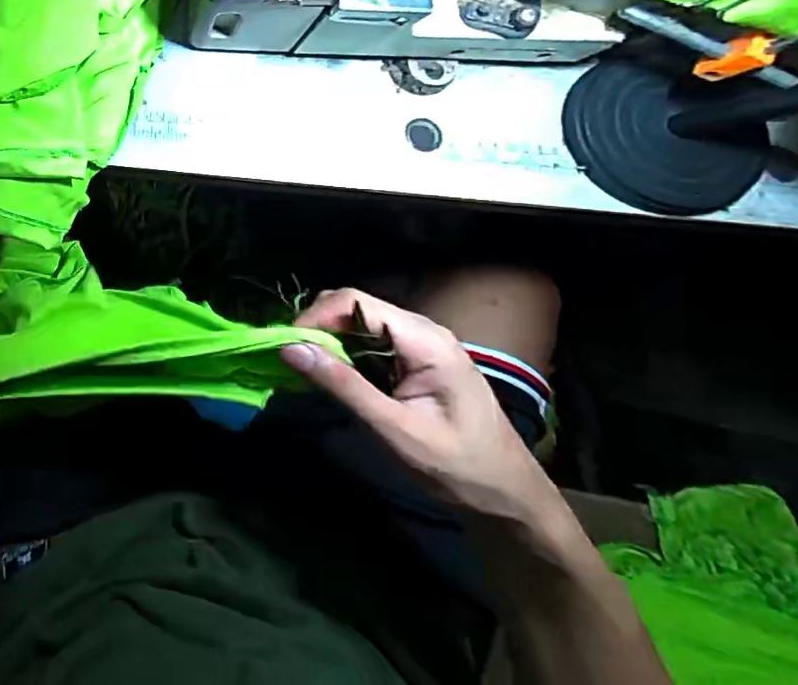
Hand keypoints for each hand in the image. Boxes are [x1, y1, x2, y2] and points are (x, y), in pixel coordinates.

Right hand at [281, 288, 557, 522]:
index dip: (315, 315)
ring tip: (306, 368)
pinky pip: (374, 340)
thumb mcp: (395, 429)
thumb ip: (343, 385)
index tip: (287, 344)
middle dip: (319, 326)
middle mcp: (423, 329)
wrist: (510, 496)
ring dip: (331, 340)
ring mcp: (423, 342)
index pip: (355, 301)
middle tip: (293, 358)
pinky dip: (347, 352)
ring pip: (362, 323)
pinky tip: (334, 375)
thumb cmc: (458, 466)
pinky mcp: (419, 358)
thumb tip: (291, 349)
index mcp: (423, 339)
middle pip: (356, 306)